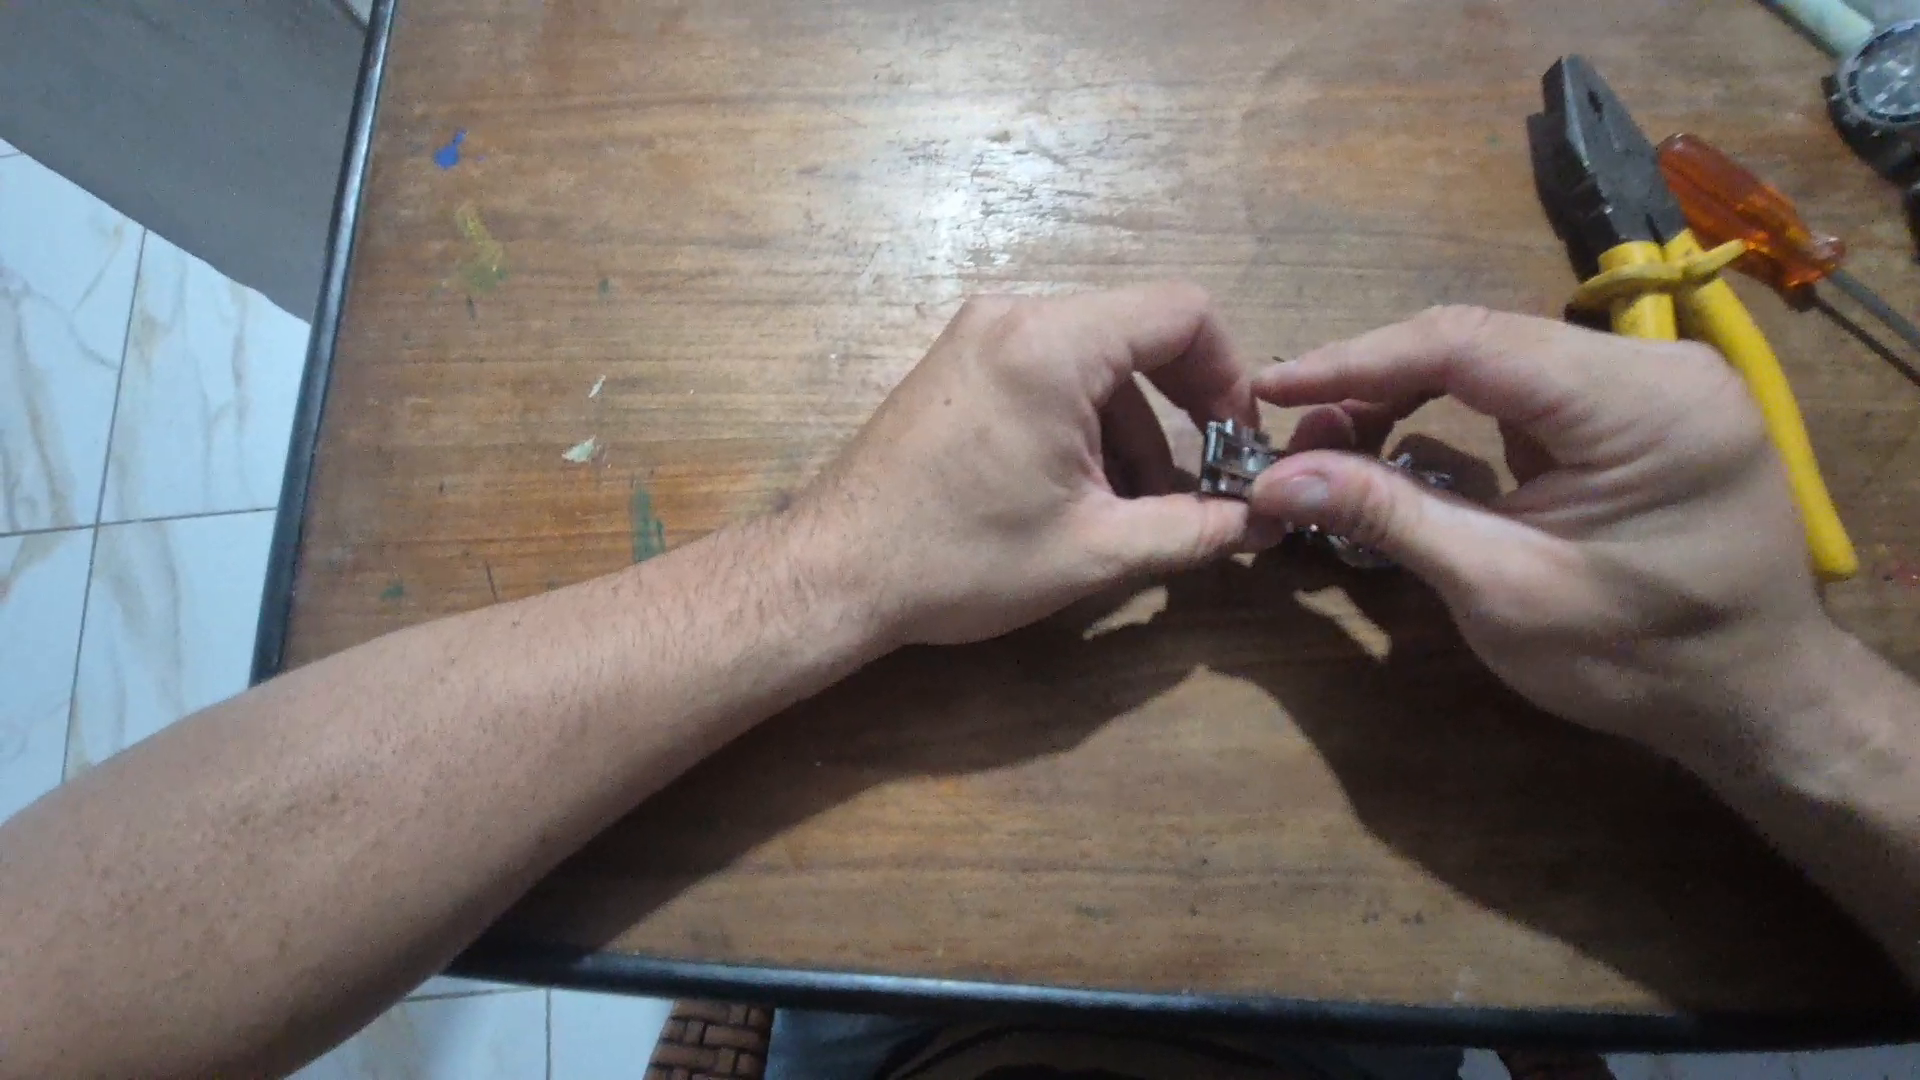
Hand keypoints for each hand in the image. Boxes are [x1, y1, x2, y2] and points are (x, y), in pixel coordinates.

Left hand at [799, 283, 1256, 646]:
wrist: (836, 572)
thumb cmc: (962, 560)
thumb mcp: (1092, 550)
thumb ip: (1191, 528)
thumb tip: (1261, 522)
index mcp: (1053, 343)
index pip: (1183, 314)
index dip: (1229, 376)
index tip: (1234, 444)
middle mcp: (1013, 316)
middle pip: (1135, 339)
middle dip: (1174, 415)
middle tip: (1192, 486)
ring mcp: (975, 337)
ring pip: (1089, 364)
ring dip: (1124, 431)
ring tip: (1129, 510)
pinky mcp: (954, 367)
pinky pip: (1043, 376)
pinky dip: (1077, 425)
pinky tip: (1074, 492)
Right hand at [1247, 306, 1830, 765]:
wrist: (1748, 699)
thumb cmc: (1636, 658)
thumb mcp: (1496, 588)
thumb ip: (1386, 516)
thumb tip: (1274, 480)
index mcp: (1642, 405)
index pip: (1469, 346)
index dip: (1356, 362)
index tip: (1272, 390)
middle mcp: (1650, 368)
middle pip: (1472, 341)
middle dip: (1367, 381)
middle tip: (1293, 430)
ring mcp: (1638, 384)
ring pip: (1481, 358)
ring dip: (1393, 394)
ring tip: (1329, 442)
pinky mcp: (1616, 410)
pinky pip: (1502, 387)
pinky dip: (1431, 410)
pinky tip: (1387, 440)